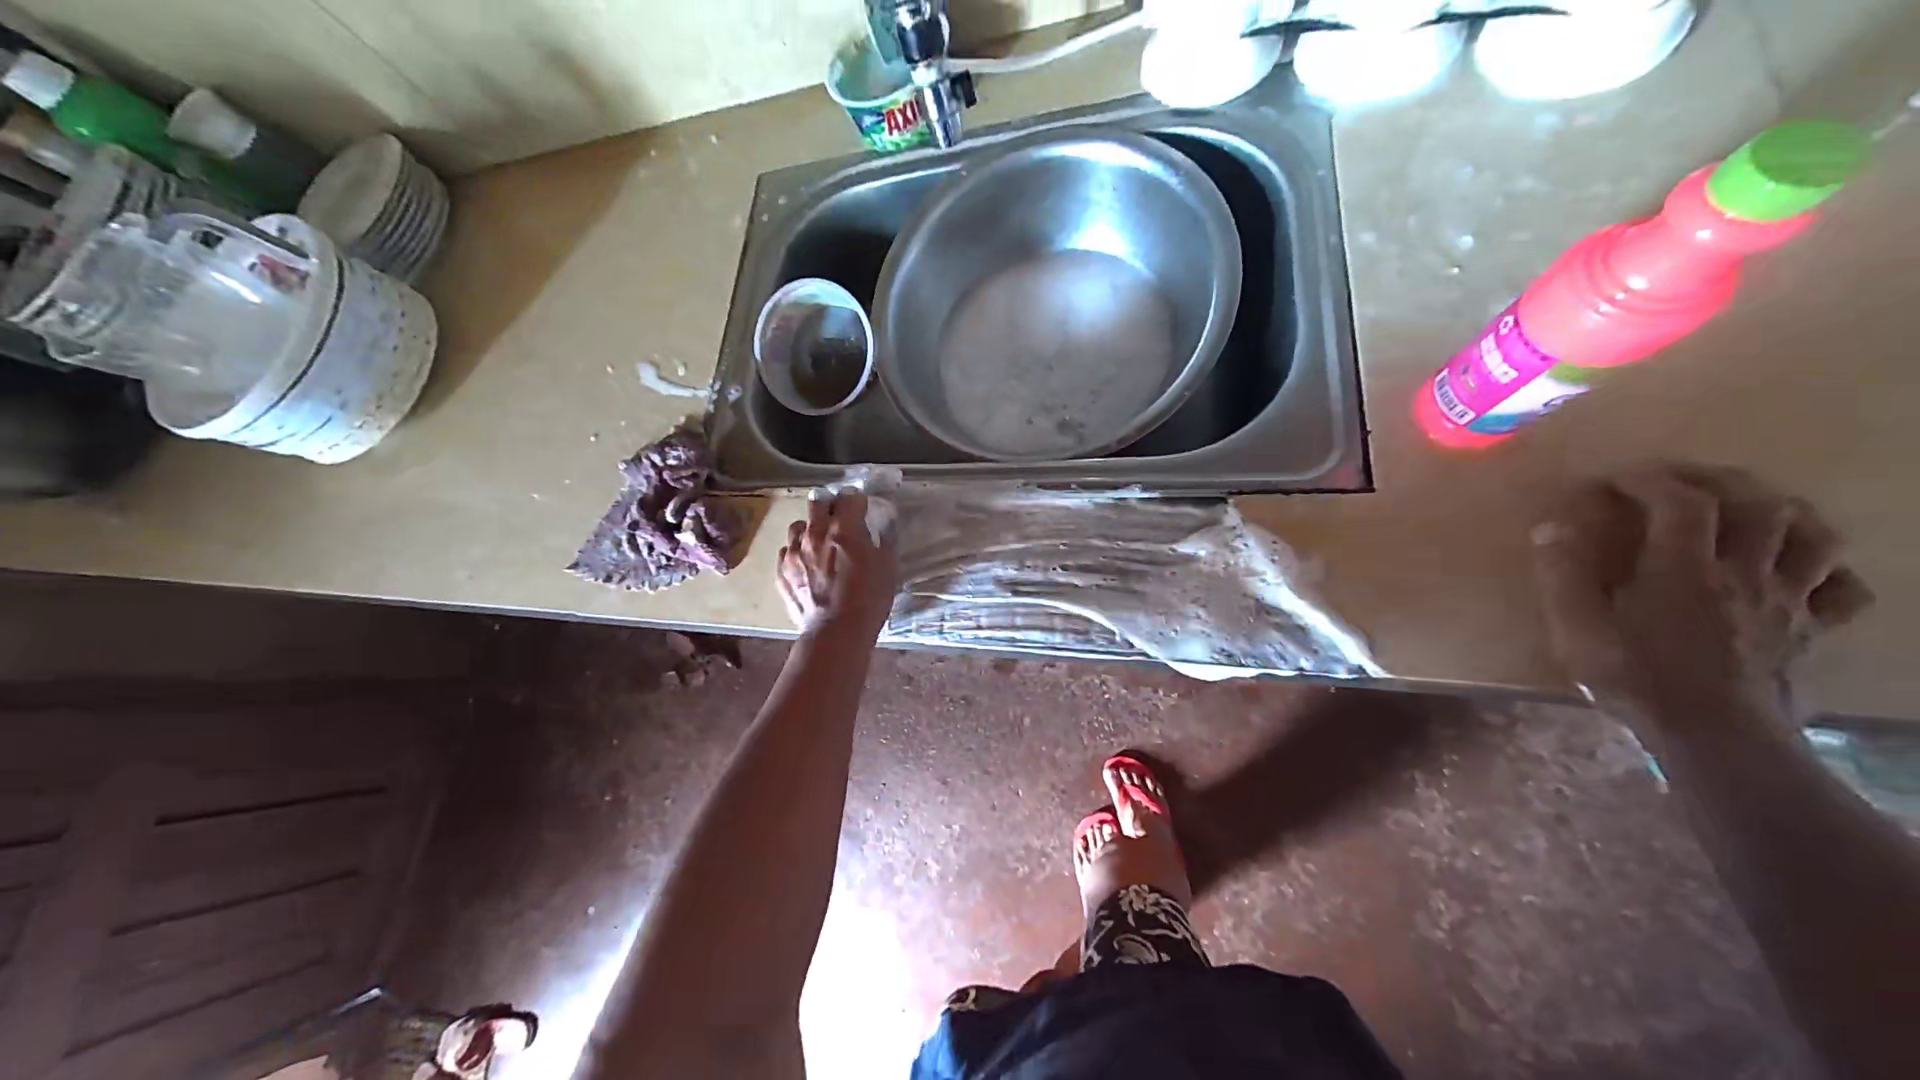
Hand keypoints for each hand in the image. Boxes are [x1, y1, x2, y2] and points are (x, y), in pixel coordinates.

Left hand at [777, 491, 898, 636]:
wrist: (836, 633)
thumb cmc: (869, 600)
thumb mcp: (887, 566)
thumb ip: (884, 538)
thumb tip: (884, 521)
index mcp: (844, 528)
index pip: (849, 496)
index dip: (858, 502)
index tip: (862, 511)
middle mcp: (815, 532)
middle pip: (818, 500)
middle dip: (830, 506)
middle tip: (840, 520)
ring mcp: (794, 551)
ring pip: (798, 525)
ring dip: (810, 529)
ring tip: (820, 544)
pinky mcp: (782, 570)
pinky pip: (788, 550)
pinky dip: (798, 553)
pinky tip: (808, 566)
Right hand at [1531, 464, 1873, 731]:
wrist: (1713, 736)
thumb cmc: (1635, 678)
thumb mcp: (1576, 629)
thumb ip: (1562, 575)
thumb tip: (1550, 527)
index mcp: (1683, 569)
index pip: (1679, 502)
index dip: (1647, 480)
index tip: (1614, 480)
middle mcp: (1744, 573)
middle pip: (1758, 504)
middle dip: (1717, 480)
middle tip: (1680, 479)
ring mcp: (1786, 601)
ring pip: (1812, 536)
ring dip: (1782, 510)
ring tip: (1749, 507)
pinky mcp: (1809, 630)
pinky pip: (1841, 589)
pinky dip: (1825, 568)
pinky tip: (1798, 567)